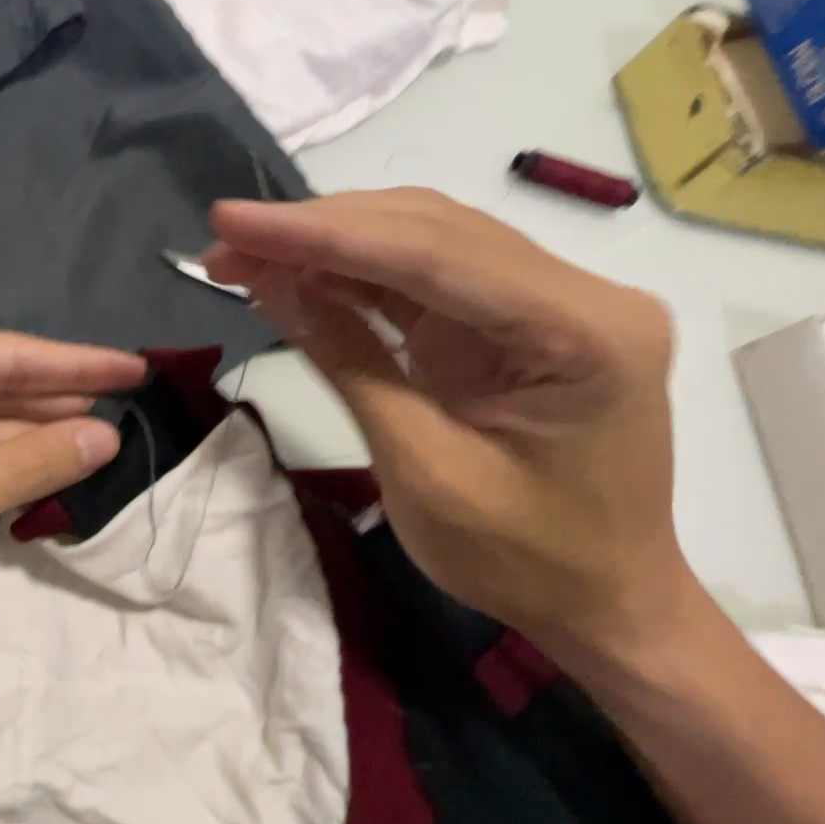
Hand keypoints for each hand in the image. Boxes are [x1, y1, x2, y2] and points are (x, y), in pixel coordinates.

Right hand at [203, 189, 693, 654]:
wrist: (601, 603)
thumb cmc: (522, 558)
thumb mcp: (422, 467)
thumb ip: (350, 363)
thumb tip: (273, 283)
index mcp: (582, 331)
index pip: (431, 256)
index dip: (320, 233)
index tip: (230, 220)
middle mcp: (577, 294)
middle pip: (428, 231)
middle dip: (316, 232)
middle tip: (223, 243)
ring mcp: (547, 302)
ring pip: (422, 242)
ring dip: (327, 245)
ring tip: (243, 255)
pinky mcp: (513, 320)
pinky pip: (423, 279)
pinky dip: (352, 275)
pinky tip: (295, 275)